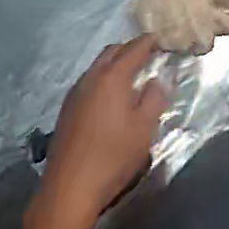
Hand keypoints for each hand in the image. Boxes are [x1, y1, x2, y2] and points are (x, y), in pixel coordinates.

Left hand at [43, 35, 167, 216]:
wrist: (69, 189)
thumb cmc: (113, 156)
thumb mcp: (144, 128)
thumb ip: (154, 98)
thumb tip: (158, 80)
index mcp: (112, 78)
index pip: (134, 49)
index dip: (149, 42)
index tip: (161, 39)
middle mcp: (90, 79)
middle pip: (111, 52)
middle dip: (130, 49)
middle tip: (148, 54)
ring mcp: (75, 95)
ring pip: (97, 67)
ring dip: (115, 64)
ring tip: (132, 74)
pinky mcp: (66, 111)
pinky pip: (89, 82)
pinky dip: (103, 79)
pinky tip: (112, 96)